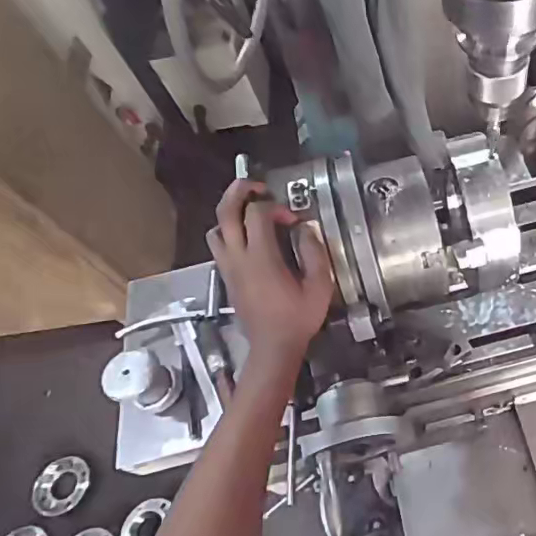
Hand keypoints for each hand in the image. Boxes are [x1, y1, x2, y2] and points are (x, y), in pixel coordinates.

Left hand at [204, 179, 333, 368]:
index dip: (276, 207)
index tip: (293, 220)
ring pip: (216, 228)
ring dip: (231, 214)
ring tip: (250, 215)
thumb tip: (305, 229)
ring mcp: (228, 268)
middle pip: (225, 211)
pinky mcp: (226, 277)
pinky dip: (229, 233)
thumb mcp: (319, 286)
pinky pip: (218, 245)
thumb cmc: (298, 318)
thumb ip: (314, 253)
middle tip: (257, 187)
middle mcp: (238, 258)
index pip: (257, 214)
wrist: (273, 348)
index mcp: (261, 258)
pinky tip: (248, 240)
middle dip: (239, 191)